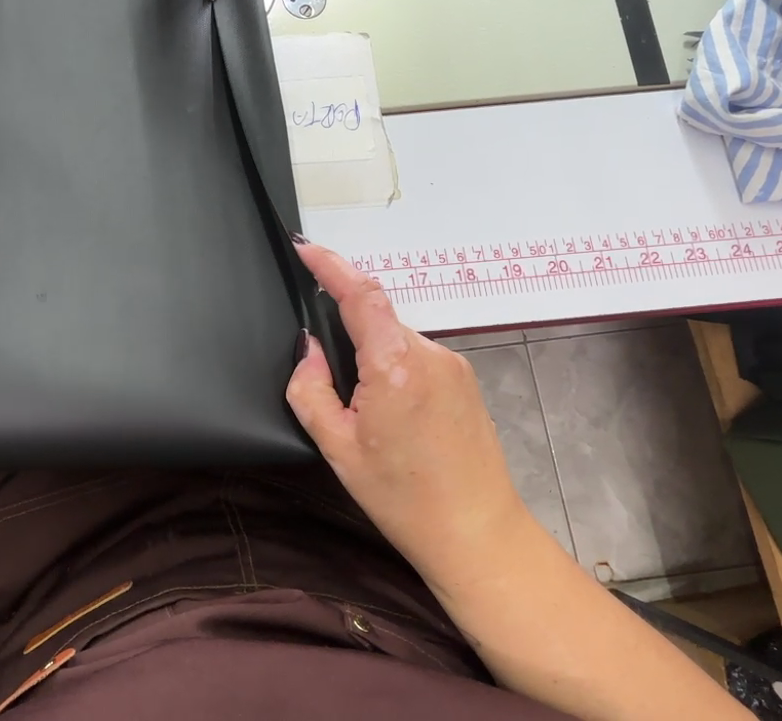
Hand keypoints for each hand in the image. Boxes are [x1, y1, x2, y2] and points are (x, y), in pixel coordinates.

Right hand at [286, 240, 532, 572]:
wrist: (477, 534)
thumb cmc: (403, 497)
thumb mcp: (337, 446)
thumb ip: (311, 388)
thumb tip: (309, 349)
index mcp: (394, 366)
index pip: (360, 293)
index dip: (330, 264)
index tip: (304, 247)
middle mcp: (429, 354)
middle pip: (375, 315)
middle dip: (344, 326)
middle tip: (326, 372)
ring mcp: (452, 366)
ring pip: (394, 337)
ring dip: (370, 352)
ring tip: (363, 410)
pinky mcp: (464, 381)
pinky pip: (415, 356)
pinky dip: (391, 366)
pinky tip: (390, 414)